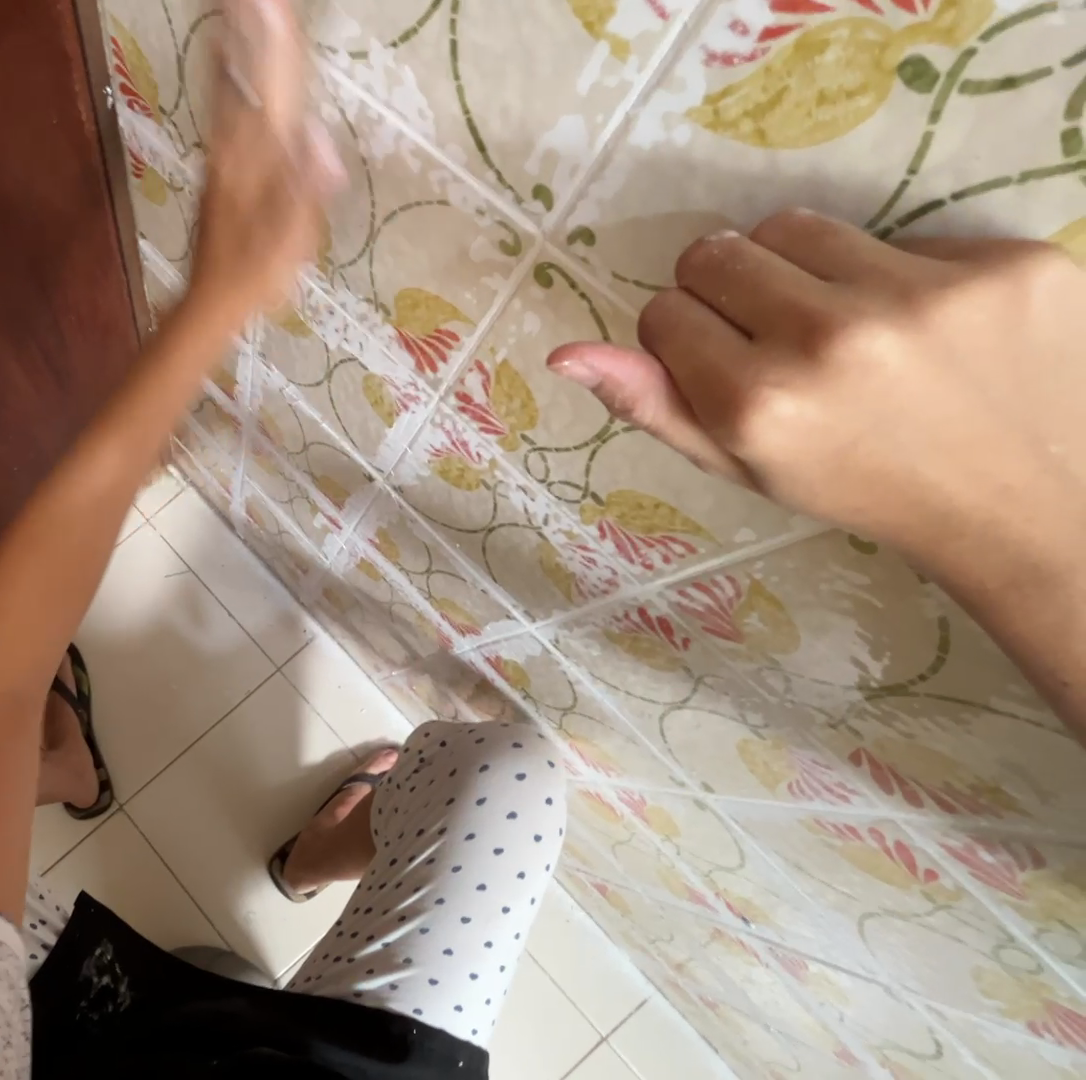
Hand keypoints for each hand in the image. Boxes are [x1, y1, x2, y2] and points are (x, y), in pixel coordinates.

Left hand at [183, 0, 342, 324]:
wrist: (210, 303)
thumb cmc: (255, 279)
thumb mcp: (287, 245)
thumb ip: (303, 192)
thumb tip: (318, 136)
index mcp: (257, 166)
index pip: (272, 94)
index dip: (276, 46)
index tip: (273, 1)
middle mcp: (234, 154)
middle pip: (244, 82)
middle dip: (250, 33)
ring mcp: (221, 162)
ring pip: (227, 94)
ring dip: (231, 48)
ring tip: (231, 7)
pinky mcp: (215, 173)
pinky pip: (219, 114)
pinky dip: (221, 80)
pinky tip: (219, 62)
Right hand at [547, 210, 1085, 572]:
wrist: (1030, 498)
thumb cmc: (850, 485)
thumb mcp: (733, 463)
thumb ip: (648, 403)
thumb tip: (565, 354)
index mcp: (755, 401)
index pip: (662, 313)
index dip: (676, 336)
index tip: (712, 362)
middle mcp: (830, 339)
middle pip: (716, 254)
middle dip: (721, 289)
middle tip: (762, 333)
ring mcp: (926, 293)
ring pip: (793, 227)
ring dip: (790, 266)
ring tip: (829, 317)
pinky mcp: (1004, 261)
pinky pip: (893, 233)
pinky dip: (886, 271)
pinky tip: (916, 321)